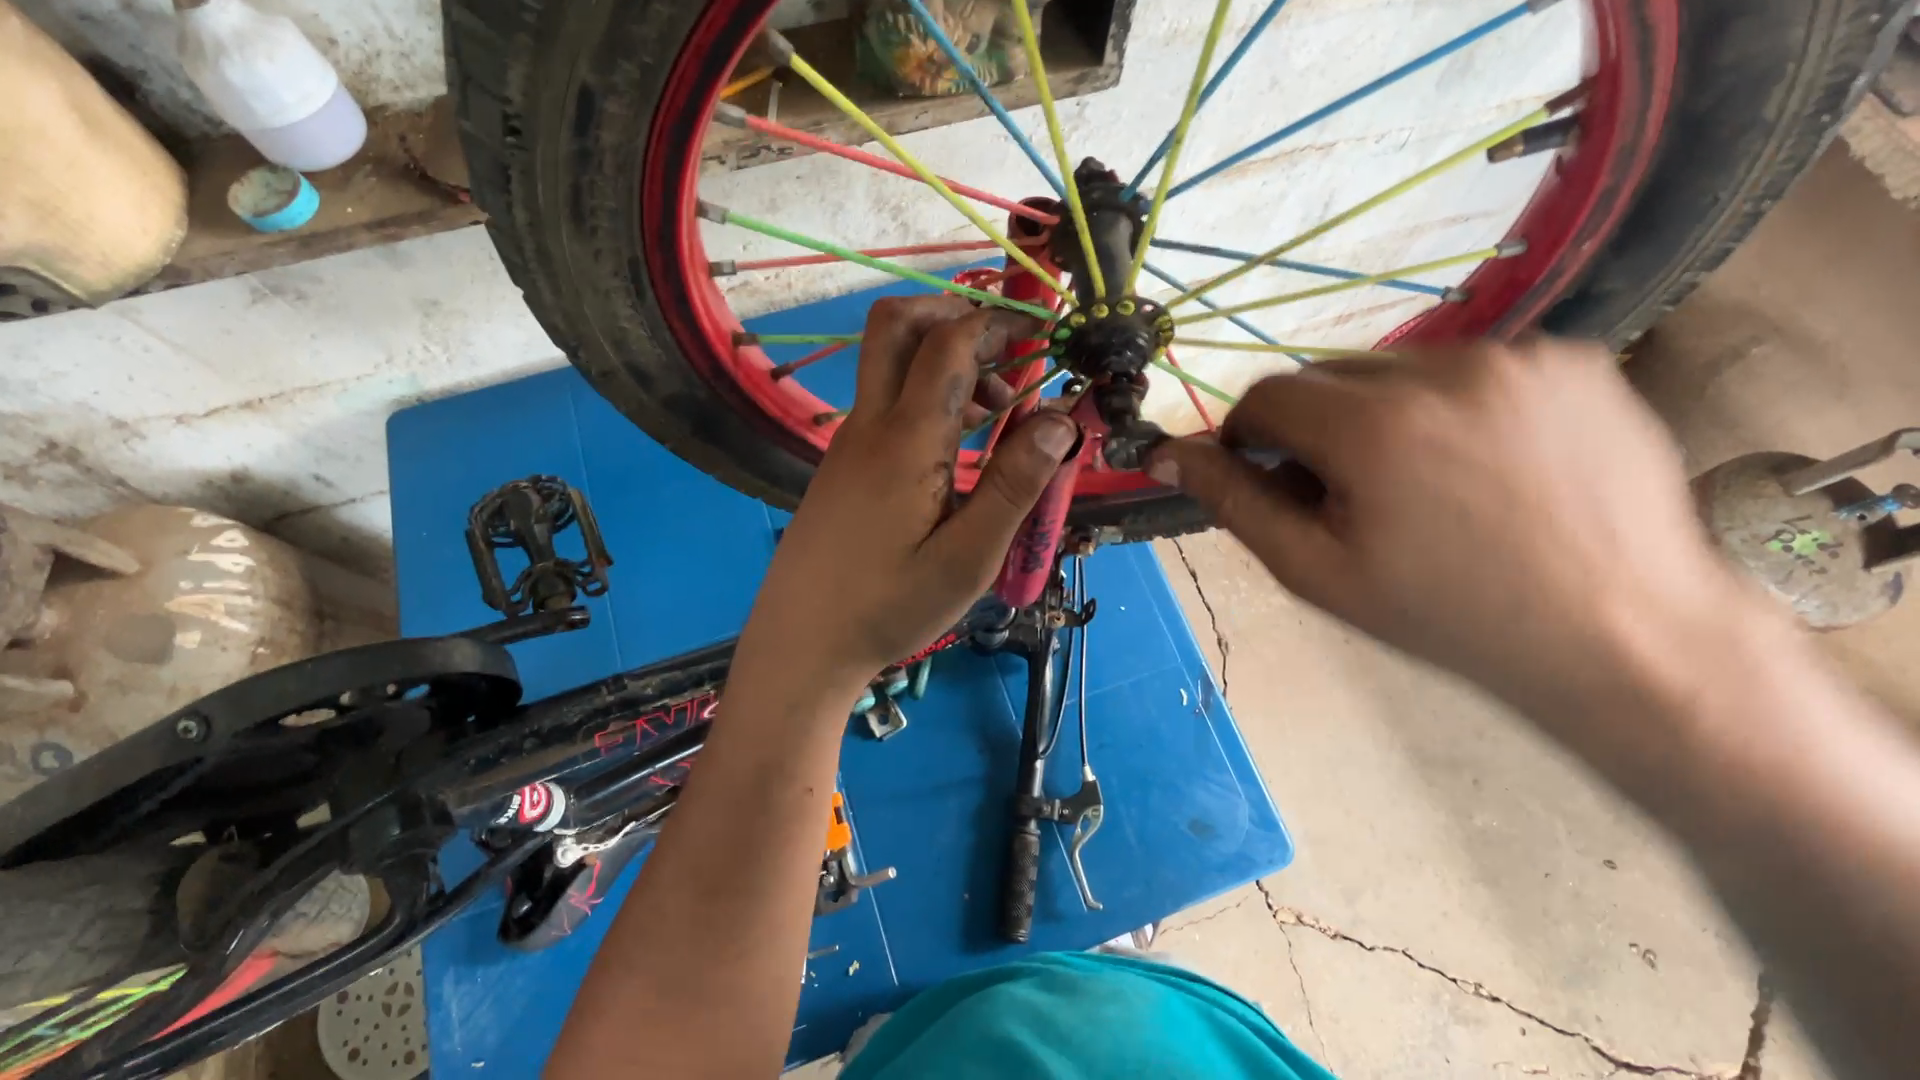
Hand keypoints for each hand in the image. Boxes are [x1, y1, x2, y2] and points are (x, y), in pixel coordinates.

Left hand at [739, 295, 1079, 691]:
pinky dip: (926, 394)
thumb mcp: (968, 557)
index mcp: (906, 440)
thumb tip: (1061, 418)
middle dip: (956, 313)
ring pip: (889, 362)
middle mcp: (870, 424)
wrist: (802, 643)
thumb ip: (1015, 484)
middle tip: (1009, 348)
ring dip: (943, 357)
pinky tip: (960, 444)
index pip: (951, 343)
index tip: (1047, 335)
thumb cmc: (889, 607)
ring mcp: (849, 442)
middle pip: (897, 324)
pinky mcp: (843, 465)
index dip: (1001, 324)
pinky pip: (886, 402)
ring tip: (1000, 406)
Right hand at [1147, 338, 1755, 724]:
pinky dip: (1457, 406)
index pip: (1269, 395)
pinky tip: (1489, 465)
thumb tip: (1163, 454)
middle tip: (1353, 496)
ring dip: (1389, 413)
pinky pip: (1476, 368)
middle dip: (1322, 427)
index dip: (1254, 436)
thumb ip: (1235, 502)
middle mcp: (1444, 368)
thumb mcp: (1321, 574)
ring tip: (1429, 485)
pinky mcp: (1575, 358)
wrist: (1627, 635)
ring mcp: (1520, 356)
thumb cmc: (1452, 618)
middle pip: (1334, 375)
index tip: (1271, 477)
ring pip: (1403, 368)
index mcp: (1375, 427)